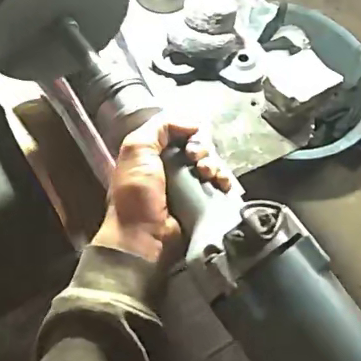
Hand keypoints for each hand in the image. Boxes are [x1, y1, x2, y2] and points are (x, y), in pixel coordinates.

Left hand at [92, 114, 230, 265]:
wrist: (144, 237)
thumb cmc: (136, 194)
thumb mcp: (137, 149)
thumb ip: (159, 128)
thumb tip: (193, 123)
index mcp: (153, 155)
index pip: (179, 134)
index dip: (189, 134)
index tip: (189, 142)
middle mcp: (171, 168)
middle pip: (199, 148)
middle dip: (203, 150)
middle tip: (197, 161)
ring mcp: (188, 187)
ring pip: (211, 165)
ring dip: (214, 165)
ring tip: (208, 175)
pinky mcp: (201, 203)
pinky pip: (220, 185)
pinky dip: (224, 180)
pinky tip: (222, 184)